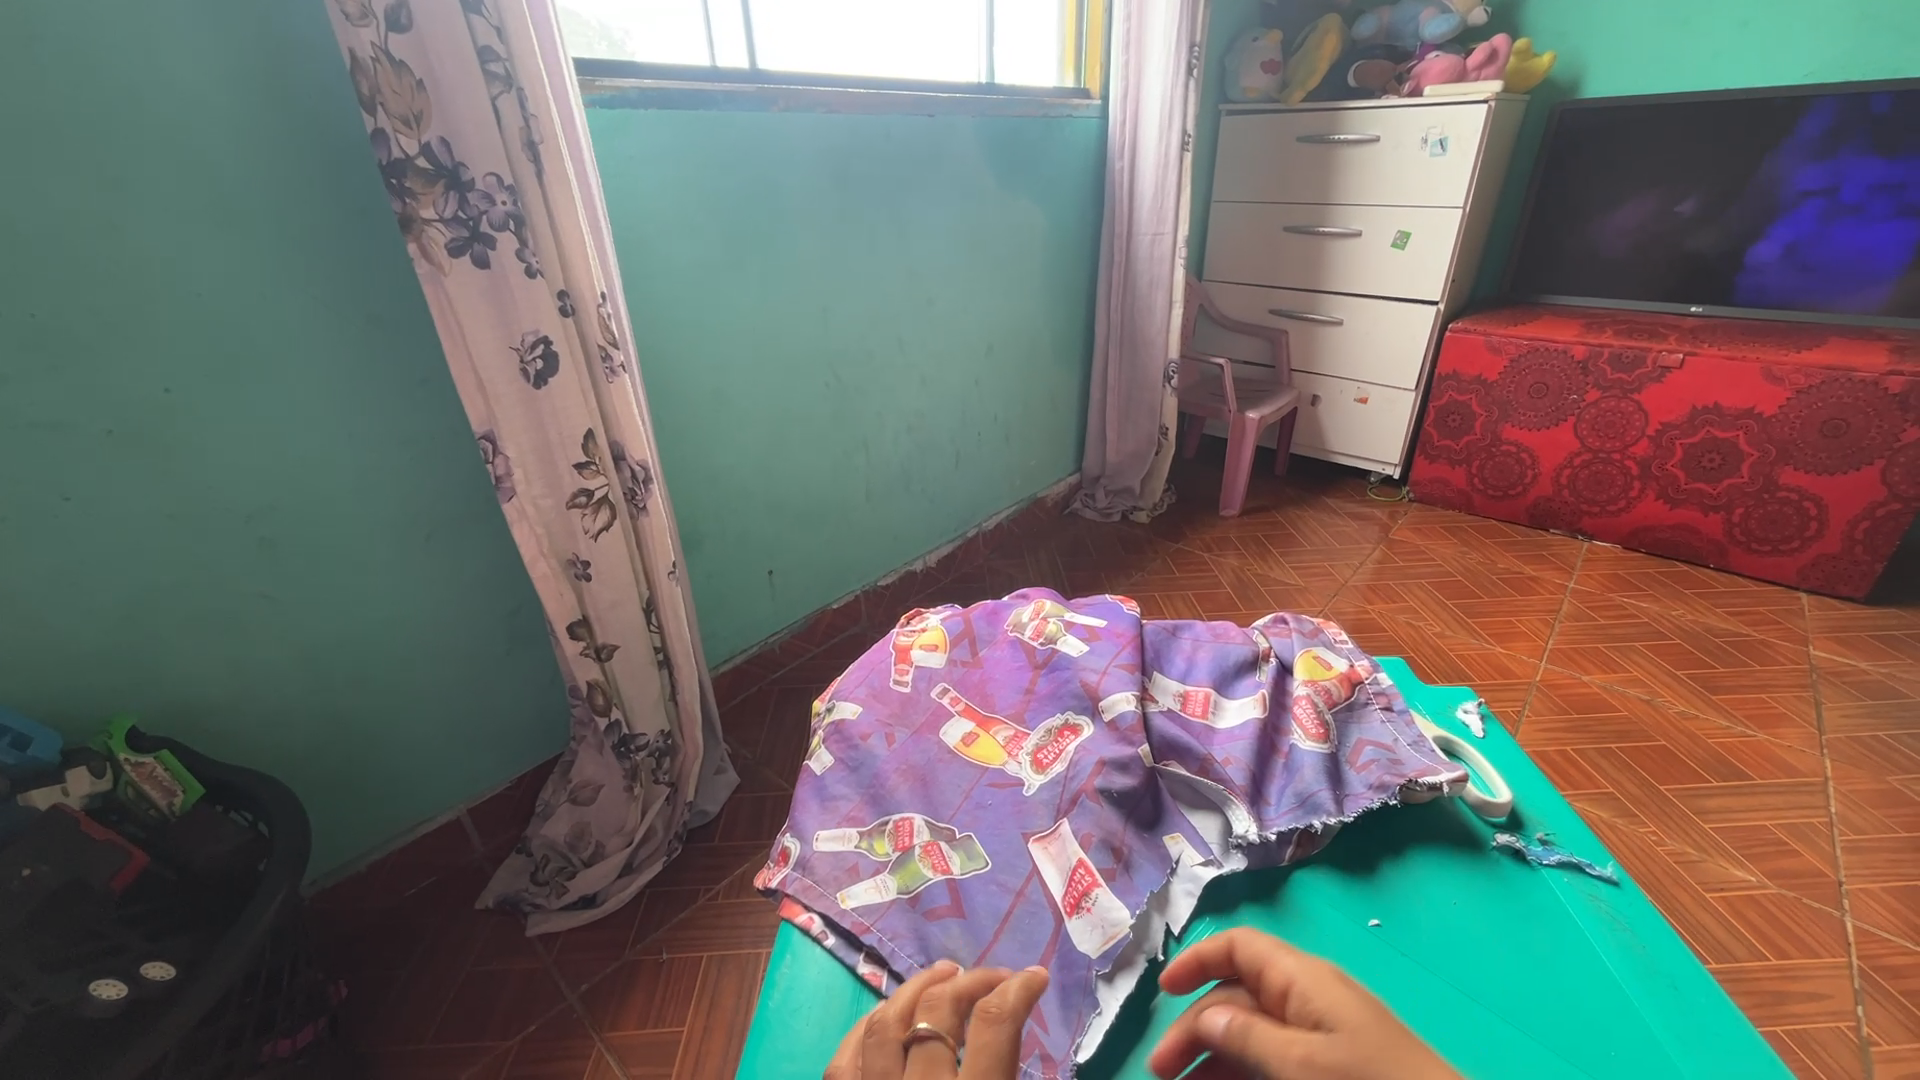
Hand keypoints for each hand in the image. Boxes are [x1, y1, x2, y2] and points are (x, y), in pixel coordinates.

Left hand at [826, 960, 1050, 1079]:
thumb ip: (1007, 1071)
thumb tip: (1013, 1027)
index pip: (995, 1025)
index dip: (1018, 990)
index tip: (1034, 976)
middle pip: (937, 1011)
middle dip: (968, 982)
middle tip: (991, 977)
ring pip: (885, 1023)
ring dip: (916, 991)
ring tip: (943, 977)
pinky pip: (844, 1060)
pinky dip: (868, 1029)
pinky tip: (889, 1016)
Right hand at [1148, 928, 1460, 1079]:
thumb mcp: (1304, 1065)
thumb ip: (1248, 1038)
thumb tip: (1202, 1015)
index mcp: (1301, 980)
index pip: (1238, 948)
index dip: (1197, 961)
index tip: (1163, 993)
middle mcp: (1306, 999)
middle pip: (1237, 999)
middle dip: (1195, 1028)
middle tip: (1161, 1070)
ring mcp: (1321, 1036)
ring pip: (1252, 1036)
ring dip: (1213, 1059)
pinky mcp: (1331, 1069)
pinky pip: (1274, 1063)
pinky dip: (1243, 1075)